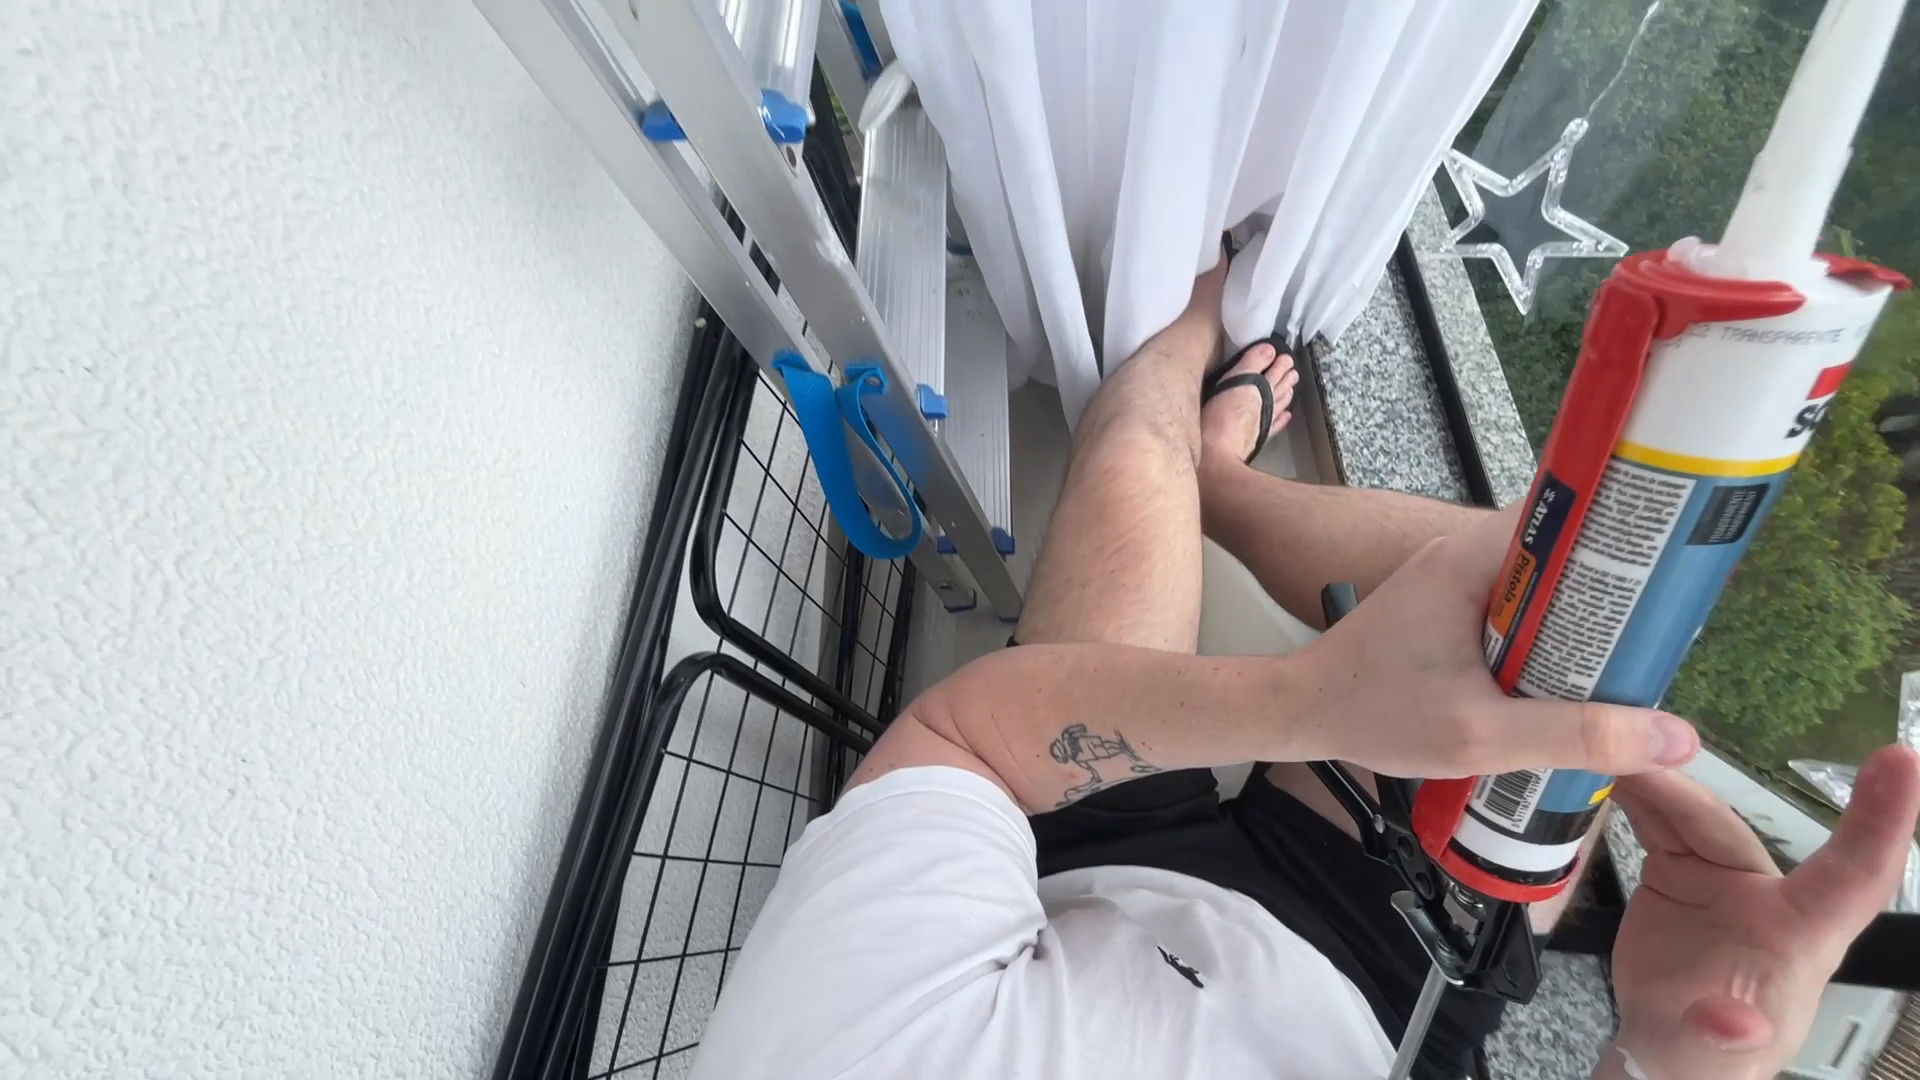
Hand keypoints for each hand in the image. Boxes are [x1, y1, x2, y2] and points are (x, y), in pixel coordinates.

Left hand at [1294, 505, 1700, 777]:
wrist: (1302, 707)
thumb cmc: (1369, 711)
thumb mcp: (1479, 736)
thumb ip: (1576, 735)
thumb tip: (1673, 737)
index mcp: (1463, 565)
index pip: (1562, 515)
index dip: (1626, 531)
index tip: (1679, 562)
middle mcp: (1455, 559)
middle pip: (1560, 553)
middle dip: (1614, 591)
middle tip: (1660, 637)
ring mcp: (1447, 581)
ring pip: (1540, 586)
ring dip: (1579, 621)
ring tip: (1624, 663)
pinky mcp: (1442, 607)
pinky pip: (1513, 607)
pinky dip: (1544, 635)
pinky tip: (1566, 677)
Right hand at [1602, 745, 1919, 1079]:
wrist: (1662, 1047)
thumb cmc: (1702, 1056)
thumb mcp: (1709, 1049)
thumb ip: (1726, 1031)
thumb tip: (1737, 1022)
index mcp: (1794, 936)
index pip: (1853, 872)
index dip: (1884, 818)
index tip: (1902, 759)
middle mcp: (1764, 898)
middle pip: (1721, 826)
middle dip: (1674, 788)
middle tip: (1613, 754)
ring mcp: (1718, 882)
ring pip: (1684, 815)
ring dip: (1643, 784)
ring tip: (1595, 756)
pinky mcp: (1677, 874)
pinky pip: (1654, 822)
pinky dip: (1628, 796)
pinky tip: (1598, 776)